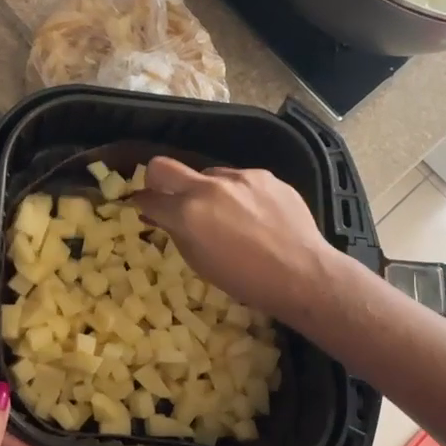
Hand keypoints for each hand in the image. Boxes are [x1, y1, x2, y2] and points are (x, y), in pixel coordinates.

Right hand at [132, 157, 356, 323]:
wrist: (303, 274)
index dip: (141, 203)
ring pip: (207, 174)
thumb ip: (176, 233)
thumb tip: (160, 216)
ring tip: (226, 214)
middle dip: (157, 180)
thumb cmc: (246, 280)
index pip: (148, 198)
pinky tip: (254, 215)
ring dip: (206, 190)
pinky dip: (238, 193)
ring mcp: (238, 177)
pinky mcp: (264, 176)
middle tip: (167, 196)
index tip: (143, 207)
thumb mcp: (200, 263)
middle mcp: (207, 188)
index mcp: (187, 213)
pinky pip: (239, 179)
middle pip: (162, 166)